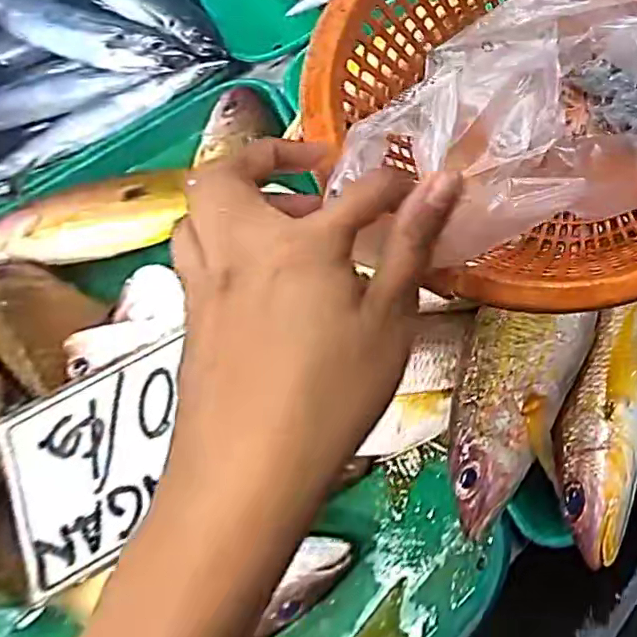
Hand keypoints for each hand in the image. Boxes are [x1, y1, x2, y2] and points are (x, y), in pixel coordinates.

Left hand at [167, 140, 462, 503]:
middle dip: (270, 156)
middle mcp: (241, 252)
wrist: (244, 479)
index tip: (423, 192)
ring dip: (243, 197)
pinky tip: (272, 274)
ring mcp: (207, 286)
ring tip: (295, 219)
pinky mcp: (191, 318)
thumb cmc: (333, 391)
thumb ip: (414, 240)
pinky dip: (229, 236)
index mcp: (299, 246)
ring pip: (197, 213)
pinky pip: (196, 251)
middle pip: (226, 176)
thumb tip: (445, 179)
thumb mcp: (391, 314)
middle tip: (319, 170)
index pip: (359, 191)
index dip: (397, 184)